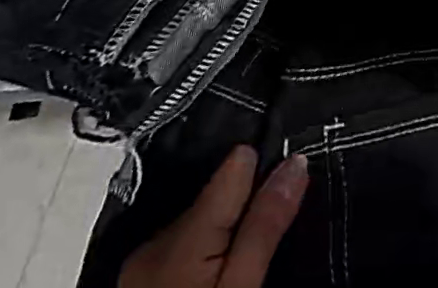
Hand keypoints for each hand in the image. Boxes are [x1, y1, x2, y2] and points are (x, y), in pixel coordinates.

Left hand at [120, 146, 307, 287]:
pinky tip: (223, 280)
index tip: (294, 185)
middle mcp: (156, 242)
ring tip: (254, 262)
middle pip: (219, 194)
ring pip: (203, 221)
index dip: (269, 167)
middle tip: (278, 239)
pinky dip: (210, 254)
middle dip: (250, 206)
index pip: (236, 165)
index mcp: (181, 237)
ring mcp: (142, 269)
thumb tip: (295, 162)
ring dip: (231, 232)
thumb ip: (265, 226)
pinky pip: (186, 248)